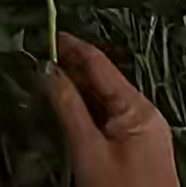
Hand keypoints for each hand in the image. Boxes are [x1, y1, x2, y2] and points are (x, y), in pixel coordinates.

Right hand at [46, 32, 179, 186]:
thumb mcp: (89, 152)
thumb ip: (68, 106)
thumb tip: (47, 68)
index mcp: (138, 108)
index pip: (99, 63)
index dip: (72, 46)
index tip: (47, 35)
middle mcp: (144, 114)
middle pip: (102, 80)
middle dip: (72, 68)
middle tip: (40, 59)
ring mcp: (143, 133)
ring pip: (104, 100)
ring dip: (77, 89)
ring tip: (48, 79)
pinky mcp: (138, 151)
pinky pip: (109, 119)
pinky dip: (87, 111)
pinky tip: (68, 110)